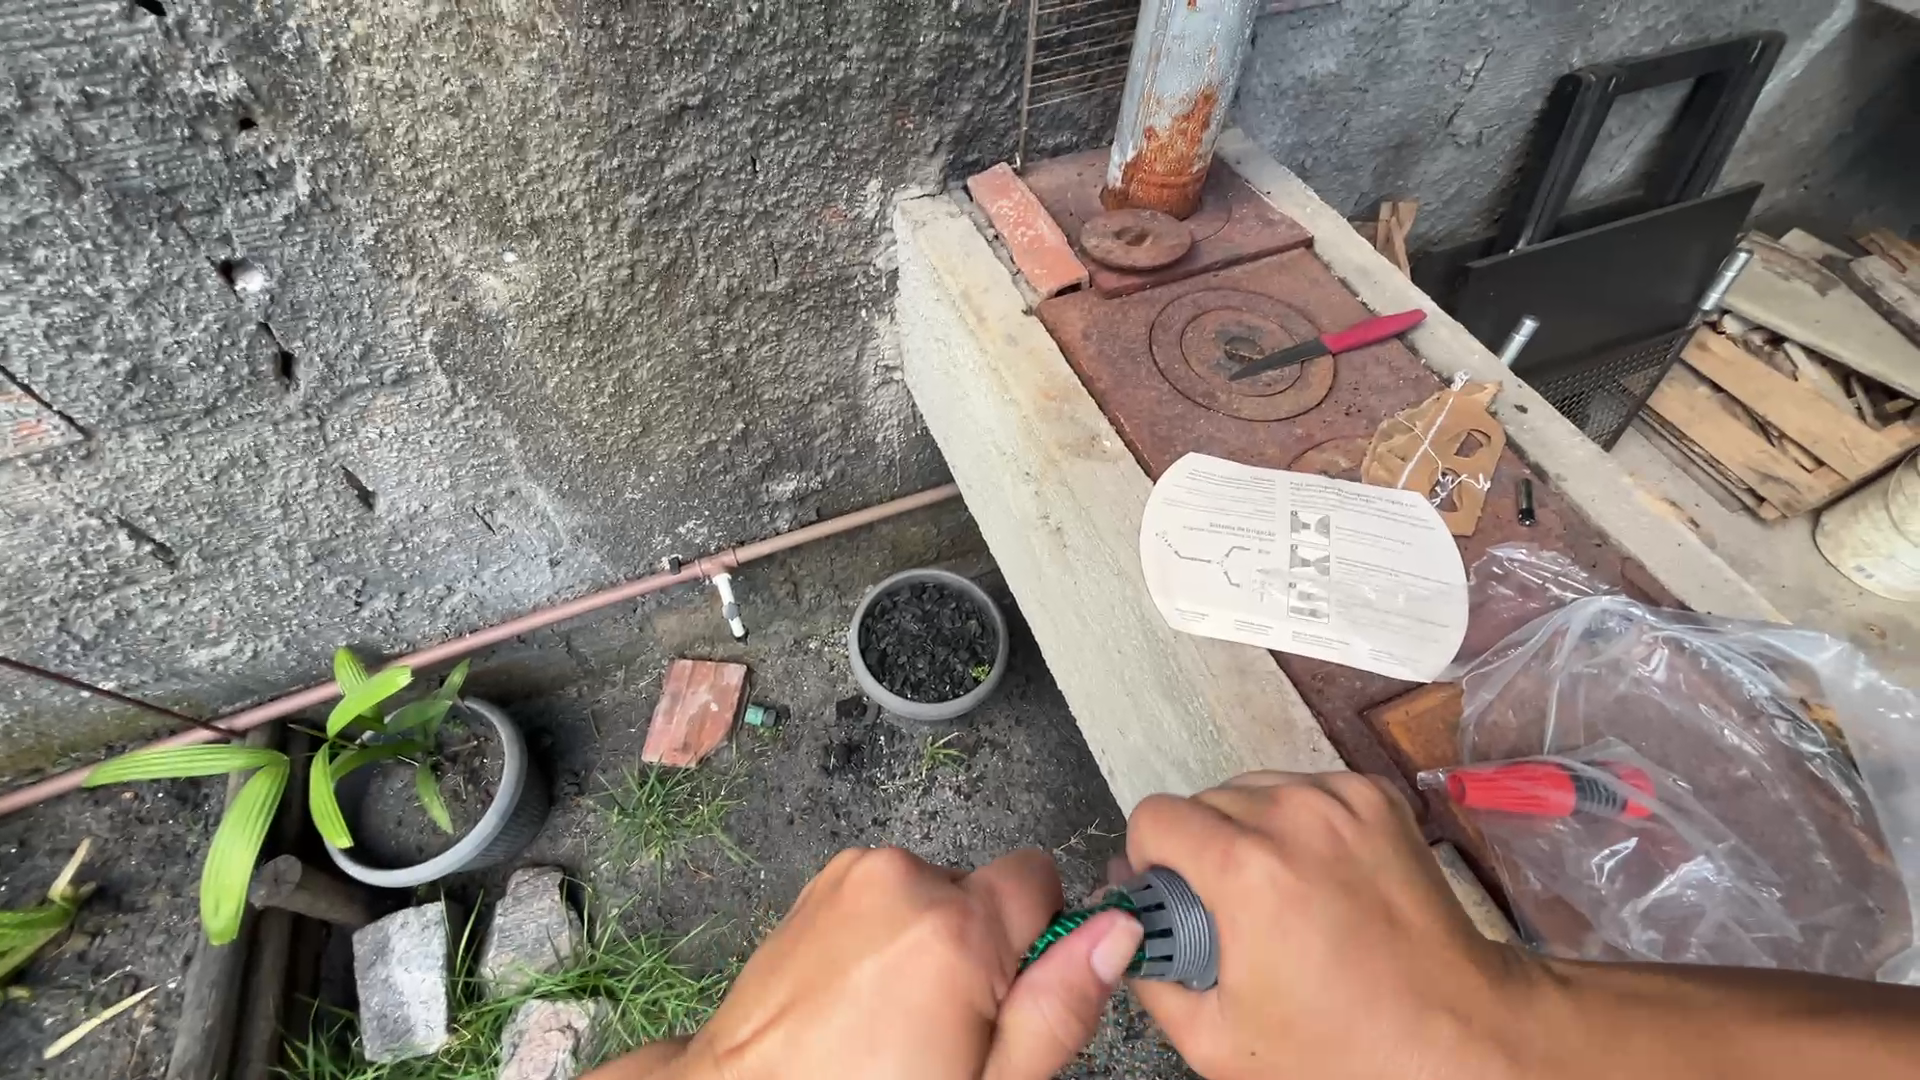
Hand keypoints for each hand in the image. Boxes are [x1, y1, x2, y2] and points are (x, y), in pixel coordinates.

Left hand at [584, 845, 1142, 1079]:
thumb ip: (1060, 1005)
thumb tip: (1118, 929)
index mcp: (955, 925)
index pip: (1040, 875)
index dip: (1040, 935)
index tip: (1009, 993)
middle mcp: (905, 876)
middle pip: (983, 890)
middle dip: (980, 944)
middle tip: (945, 1024)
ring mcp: (857, 871)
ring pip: (934, 892)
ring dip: (930, 938)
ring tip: (892, 1015)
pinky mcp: (824, 879)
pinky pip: (888, 890)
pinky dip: (889, 929)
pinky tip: (859, 991)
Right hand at [1123, 772, 1538, 1079]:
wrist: (1469, 1041)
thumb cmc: (1343, 1050)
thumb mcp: (1218, 1042)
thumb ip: (1150, 976)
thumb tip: (1126, 922)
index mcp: (1244, 867)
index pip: (1154, 815)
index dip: (1150, 855)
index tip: (1173, 891)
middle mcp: (1287, 813)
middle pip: (1201, 801)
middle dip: (1200, 845)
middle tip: (1230, 902)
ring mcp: (1336, 796)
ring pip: (1249, 787)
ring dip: (1246, 826)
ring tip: (1280, 883)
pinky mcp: (1371, 792)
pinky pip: (1299, 786)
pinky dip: (1294, 818)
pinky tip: (1318, 866)